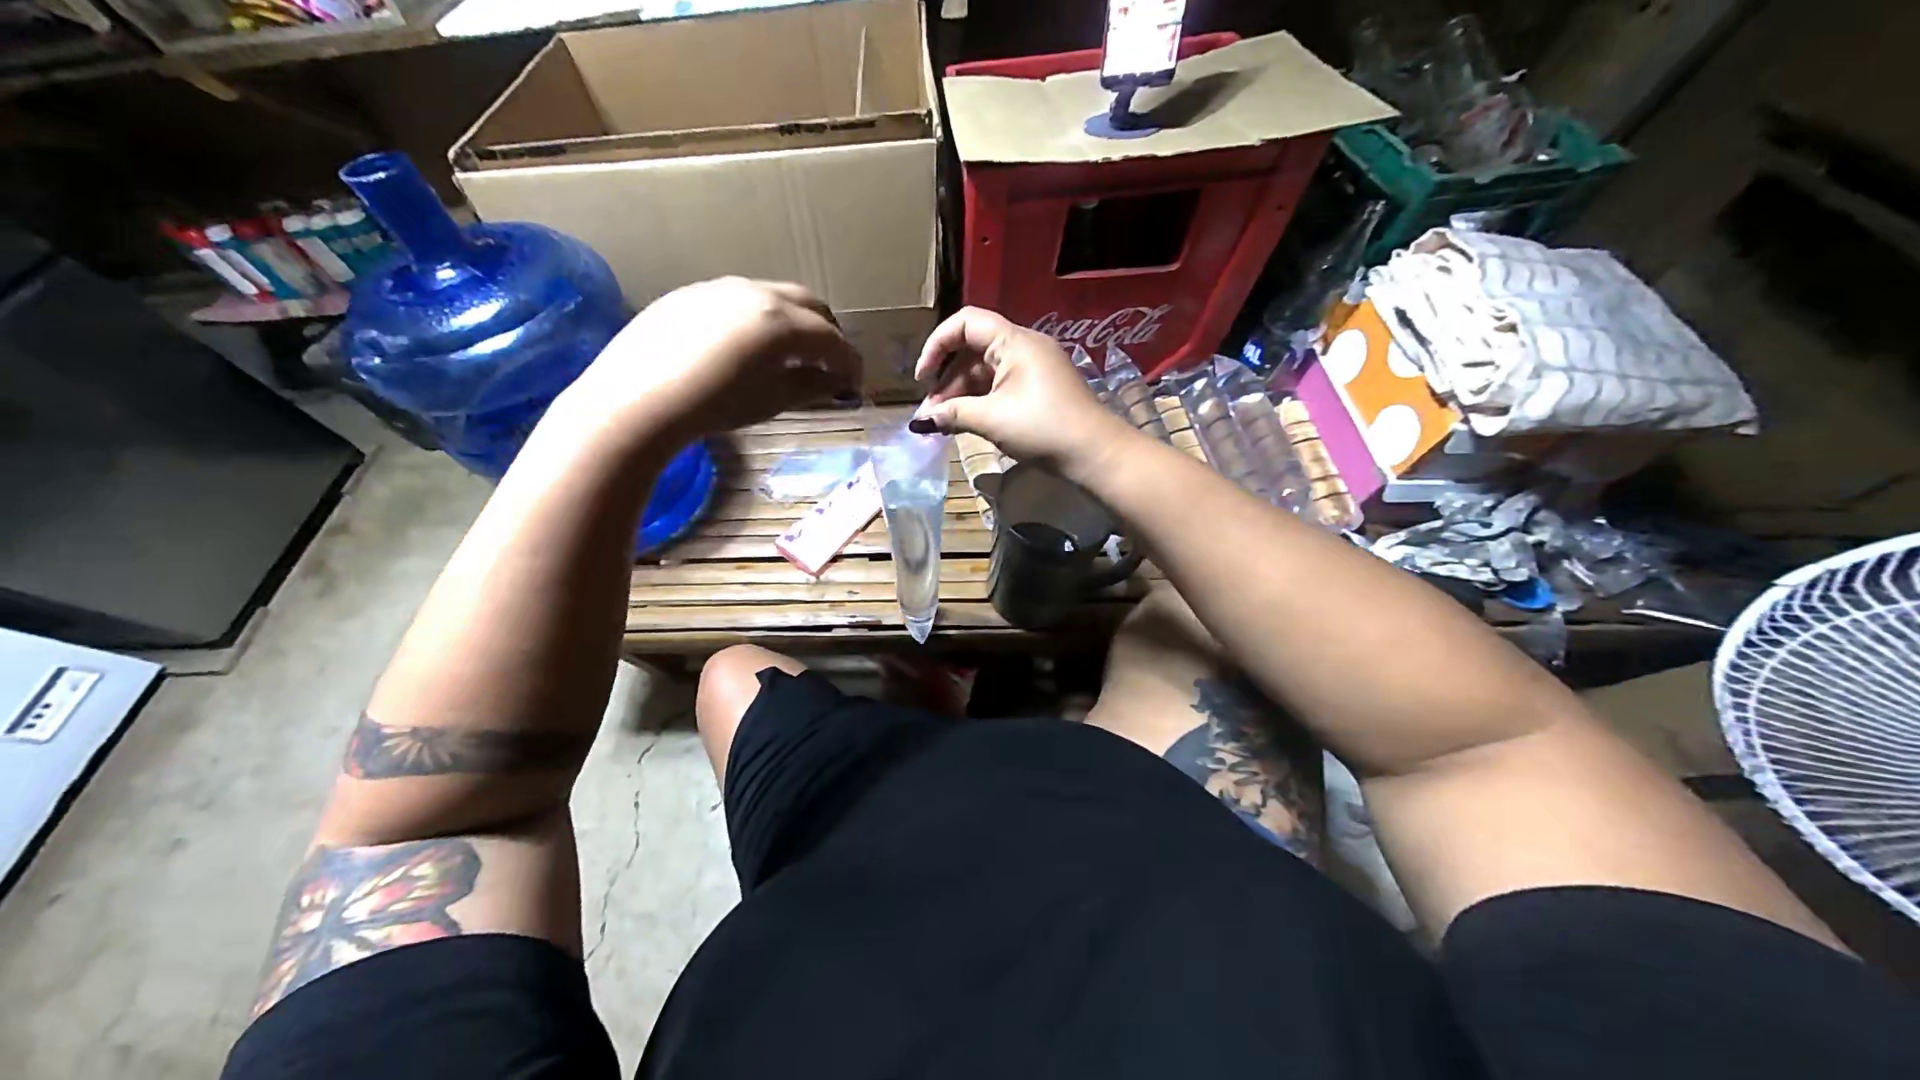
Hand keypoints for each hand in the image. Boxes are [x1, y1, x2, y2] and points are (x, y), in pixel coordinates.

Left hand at [565, 277, 861, 443]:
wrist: (636, 400)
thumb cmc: (712, 407)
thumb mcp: (770, 401)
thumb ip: (811, 386)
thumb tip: (837, 381)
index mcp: (782, 323)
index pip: (832, 340)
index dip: (849, 363)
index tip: (854, 384)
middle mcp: (758, 294)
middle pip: (811, 305)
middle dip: (827, 333)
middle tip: (829, 364)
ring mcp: (723, 288)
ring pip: (776, 296)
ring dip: (795, 322)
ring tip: (790, 354)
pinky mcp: (694, 293)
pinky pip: (741, 299)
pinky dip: (761, 318)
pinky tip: (747, 347)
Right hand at [910, 307, 1133, 477]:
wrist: (1096, 453)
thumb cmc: (1044, 429)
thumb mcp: (992, 420)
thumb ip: (952, 415)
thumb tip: (920, 421)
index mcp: (1015, 341)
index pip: (965, 322)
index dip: (937, 345)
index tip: (922, 378)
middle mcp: (1024, 346)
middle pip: (973, 349)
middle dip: (946, 379)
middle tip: (930, 412)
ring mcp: (1034, 367)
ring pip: (985, 370)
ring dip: (961, 394)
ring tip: (942, 423)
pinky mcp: (1039, 388)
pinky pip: (1001, 385)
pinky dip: (980, 400)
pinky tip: (964, 423)